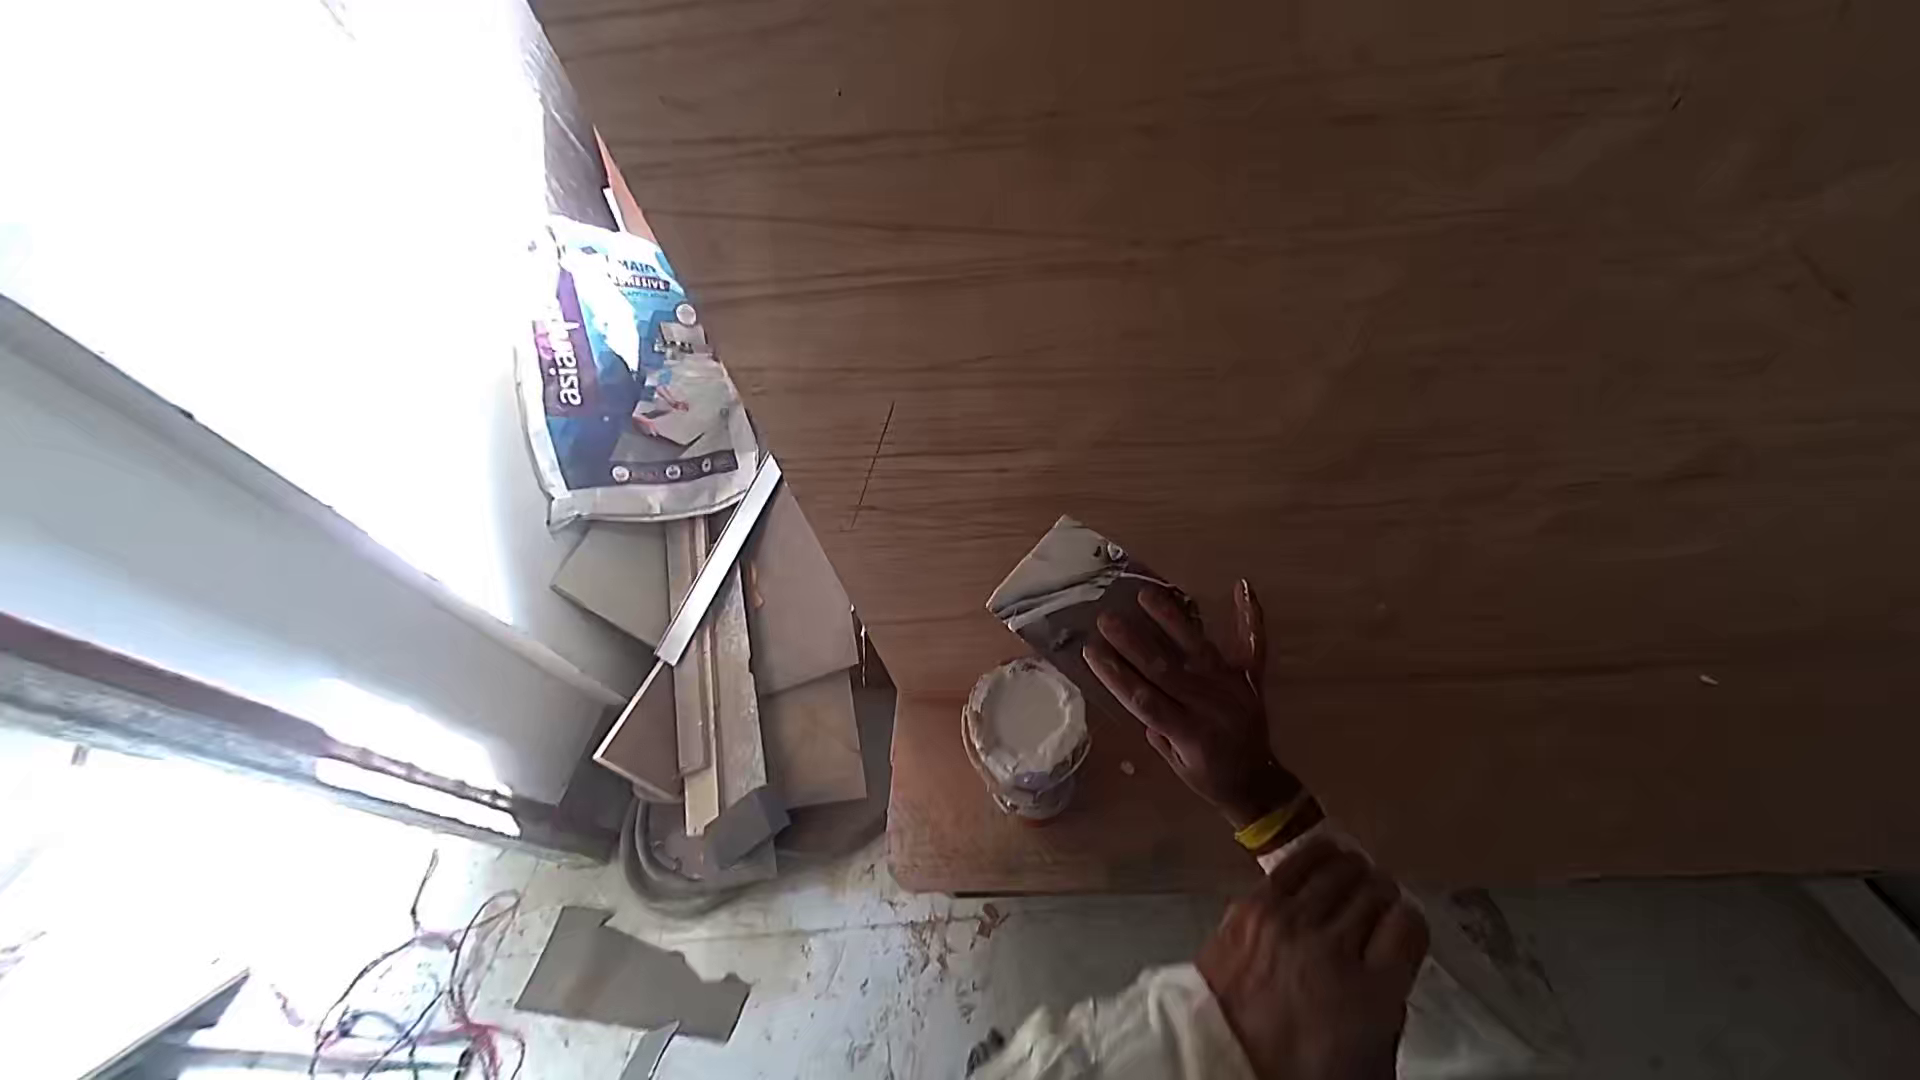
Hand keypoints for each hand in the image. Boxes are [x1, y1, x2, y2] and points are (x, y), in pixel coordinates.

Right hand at [1082, 579, 1298, 827]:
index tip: (1090, 650)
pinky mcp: (1250, 677)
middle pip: (1165, 668)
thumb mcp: (1174, 762)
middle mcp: (1209, 704)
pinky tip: (1242, 585)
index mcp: (1188, 732)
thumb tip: (1134, 685)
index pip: (1143, 698)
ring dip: (1170, 619)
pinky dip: (1248, 614)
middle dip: (1132, 642)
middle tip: (1106, 618)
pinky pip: (1252, 643)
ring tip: (1146, 594)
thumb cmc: (1208, 777)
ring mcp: (1232, 686)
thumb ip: (1156, 724)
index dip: (1115, 674)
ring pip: (1197, 647)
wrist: (1260, 785)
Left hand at [1197, 836, 1428, 1079]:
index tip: (1404, 922)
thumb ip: (1387, 1008)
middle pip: (1371, 894)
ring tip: (1356, 869)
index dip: (1410, 921)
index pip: (1408, 928)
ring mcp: (1288, 920)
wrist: (1225, 1059)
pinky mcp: (1252, 905)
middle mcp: (1332, 946)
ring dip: (1352, 869)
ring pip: (1334, 873)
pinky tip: (1324, 850)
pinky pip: (1291, 866)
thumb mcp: (1372, 1061)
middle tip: (1380, 894)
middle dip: (1382, 891)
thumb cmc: (1301, 1072)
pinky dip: (1314, 854)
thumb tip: (1389, 969)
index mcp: (1372, 992)